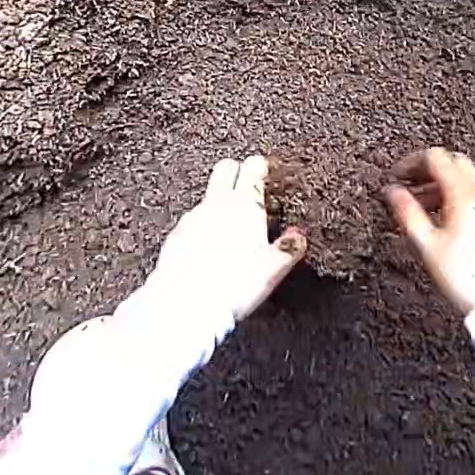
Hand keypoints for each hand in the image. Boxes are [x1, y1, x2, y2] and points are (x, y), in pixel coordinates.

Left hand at [146, 155, 307, 320]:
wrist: (184, 308)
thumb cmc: (233, 286)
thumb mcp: (272, 270)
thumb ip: (288, 248)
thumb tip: (299, 237)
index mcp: (244, 204)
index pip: (253, 166)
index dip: (261, 168)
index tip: (267, 176)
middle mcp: (217, 203)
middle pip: (225, 167)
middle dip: (237, 172)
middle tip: (248, 191)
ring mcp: (193, 217)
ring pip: (208, 195)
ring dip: (219, 202)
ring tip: (230, 229)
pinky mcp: (175, 236)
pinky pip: (192, 220)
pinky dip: (202, 226)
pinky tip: (208, 250)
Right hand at [383, 147, 474, 314]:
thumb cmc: (468, 279)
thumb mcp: (427, 246)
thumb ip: (407, 213)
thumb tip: (392, 192)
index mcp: (464, 194)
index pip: (436, 158)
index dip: (411, 162)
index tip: (396, 175)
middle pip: (453, 162)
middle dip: (427, 169)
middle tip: (408, 184)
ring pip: (465, 178)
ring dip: (441, 183)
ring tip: (420, 204)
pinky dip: (455, 196)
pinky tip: (443, 218)